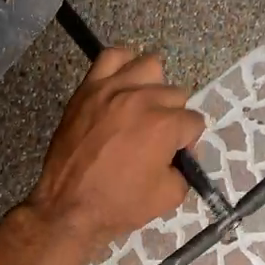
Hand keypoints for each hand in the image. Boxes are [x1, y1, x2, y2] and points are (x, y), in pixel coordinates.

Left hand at [24, 48, 205, 249]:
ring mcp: (112, 90)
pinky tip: (124, 84)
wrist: (70, 206)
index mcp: (165, 126)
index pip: (194, 121)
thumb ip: (185, 170)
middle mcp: (142, 100)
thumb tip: (180, 155)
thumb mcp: (169, 196)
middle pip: (175, 94)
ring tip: (143, 108)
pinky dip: (123, 65)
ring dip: (154, 87)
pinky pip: (111, 57)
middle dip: (173, 117)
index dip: (189, 142)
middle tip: (158, 139)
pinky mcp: (89, 89)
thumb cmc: (120, 205)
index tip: (176, 156)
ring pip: (150, 66)